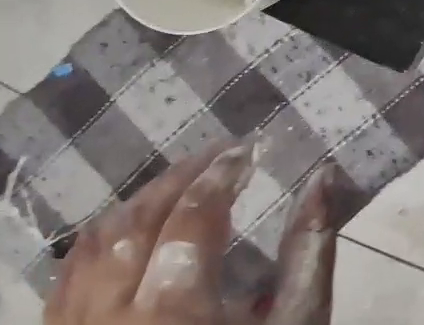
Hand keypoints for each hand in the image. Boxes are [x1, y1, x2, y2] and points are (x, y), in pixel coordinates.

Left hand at [45, 144, 336, 324]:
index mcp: (176, 308)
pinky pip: (68, 276)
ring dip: (139, 203)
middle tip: (222, 154)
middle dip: (179, 178)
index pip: (192, 216)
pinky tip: (136, 227)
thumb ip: (310, 245)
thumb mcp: (299, 317)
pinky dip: (104, 238)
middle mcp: (111, 316)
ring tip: (182, 182)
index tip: (251, 147)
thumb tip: (325, 177)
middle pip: (134, 224)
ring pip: (91, 246)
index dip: (221, 172)